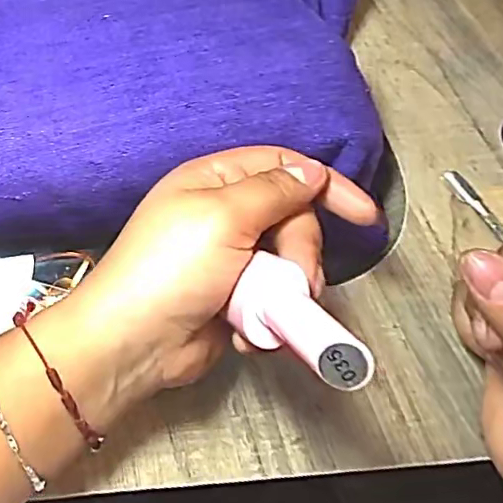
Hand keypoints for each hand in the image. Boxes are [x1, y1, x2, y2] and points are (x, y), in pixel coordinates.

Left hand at [56, 147, 379, 405]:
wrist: (139, 337)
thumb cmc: (164, 270)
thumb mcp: (222, 216)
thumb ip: (271, 190)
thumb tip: (308, 171)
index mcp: (209, 181)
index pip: (278, 166)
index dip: (323, 184)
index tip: (363, 214)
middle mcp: (218, 213)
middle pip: (292, 219)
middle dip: (302, 251)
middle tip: (290, 274)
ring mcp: (226, 256)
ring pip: (290, 264)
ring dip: (288, 290)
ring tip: (266, 306)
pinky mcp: (233, 294)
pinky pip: (276, 300)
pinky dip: (272, 315)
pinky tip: (251, 324)